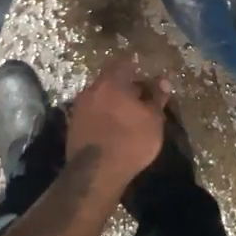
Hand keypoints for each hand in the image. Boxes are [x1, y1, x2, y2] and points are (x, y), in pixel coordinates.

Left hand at [66, 56, 171, 186]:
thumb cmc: (130, 141)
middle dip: (125, 86)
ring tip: (128, 116)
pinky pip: (92, 113)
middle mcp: (91, 89)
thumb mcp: (153, 120)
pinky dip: (103, 116)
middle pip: (110, 80)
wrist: (96, 172)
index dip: (136, 67)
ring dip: (113, 102)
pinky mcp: (73, 126)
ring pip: (100, 97)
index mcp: (111, 81)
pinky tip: (114, 128)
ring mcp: (79, 108)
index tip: (147, 76)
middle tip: (141, 98)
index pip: (123, 62)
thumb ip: (157, 97)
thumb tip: (163, 80)